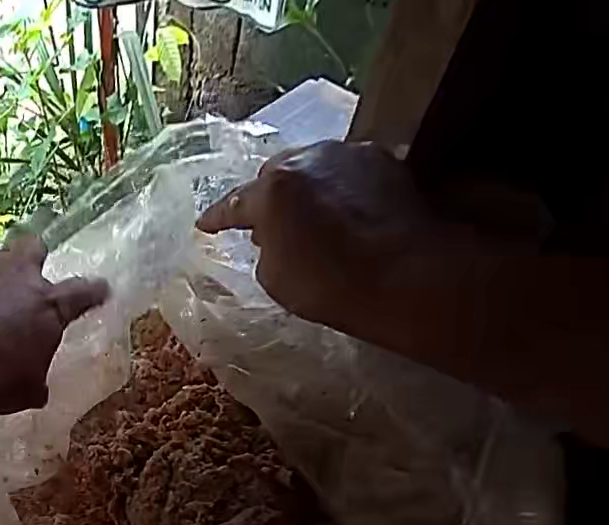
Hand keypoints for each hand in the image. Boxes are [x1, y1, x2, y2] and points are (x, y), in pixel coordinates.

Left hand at [0, 233, 107, 419]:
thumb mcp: (24, 390)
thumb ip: (34, 377)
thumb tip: (36, 388)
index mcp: (47, 305)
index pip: (82, 293)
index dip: (92, 292)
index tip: (99, 290)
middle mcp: (14, 272)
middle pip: (32, 246)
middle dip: (28, 259)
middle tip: (17, 279)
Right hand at [198, 141, 442, 332]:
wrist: (404, 276)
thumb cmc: (325, 284)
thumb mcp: (272, 274)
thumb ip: (264, 244)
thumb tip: (272, 231)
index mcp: (273, 188)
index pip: (233, 203)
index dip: (217, 217)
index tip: (204, 226)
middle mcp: (310, 158)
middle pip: (276, 172)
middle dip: (266, 195)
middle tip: (261, 221)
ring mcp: (351, 154)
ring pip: (313, 166)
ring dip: (302, 188)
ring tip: (301, 214)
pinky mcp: (385, 162)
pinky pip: (344, 173)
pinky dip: (333, 189)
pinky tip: (336, 211)